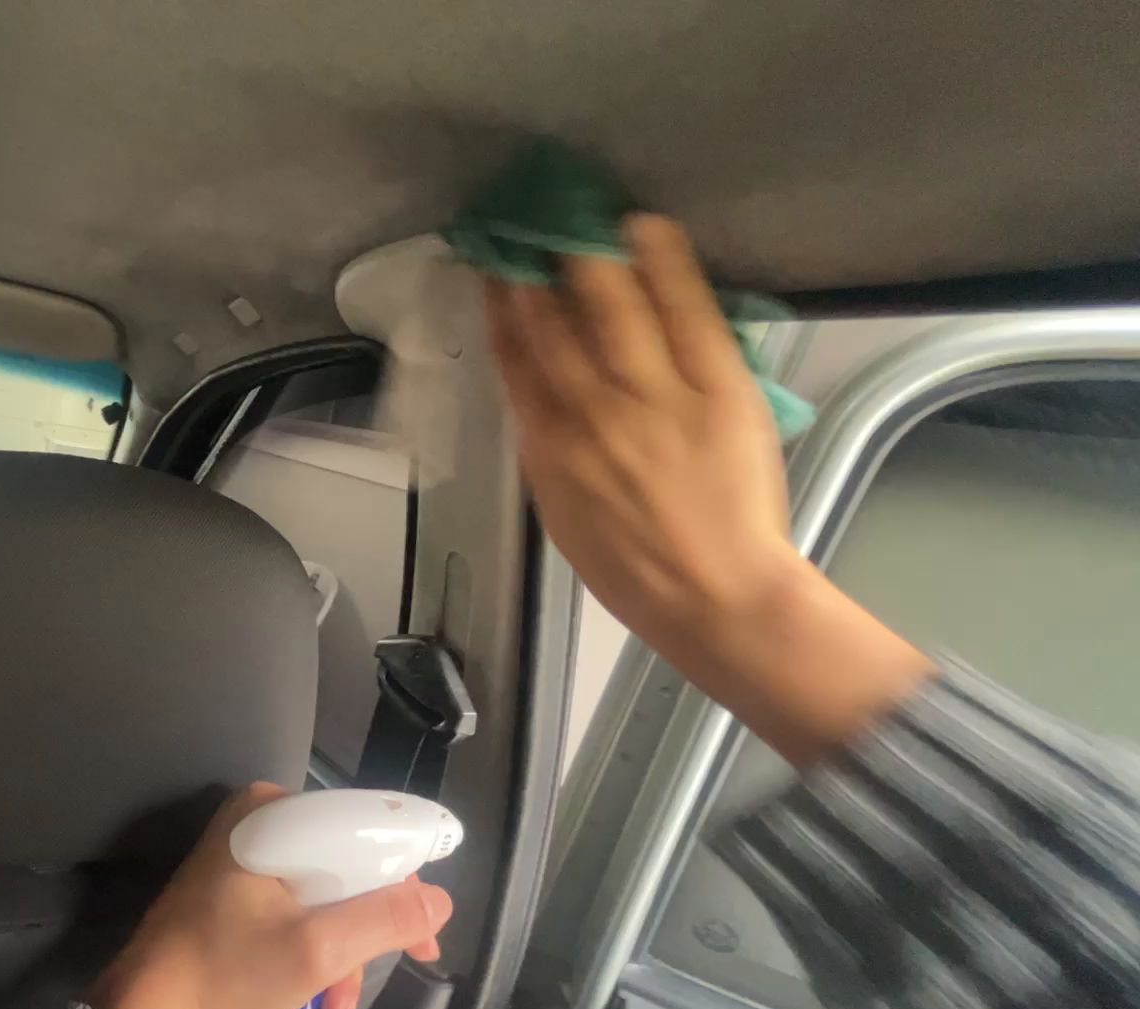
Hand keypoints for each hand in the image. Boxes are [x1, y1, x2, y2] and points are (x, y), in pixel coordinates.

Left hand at [90, 783, 452, 1008]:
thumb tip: (439, 901)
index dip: (399, 879)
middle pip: (341, 862)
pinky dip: (311, 943)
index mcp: (272, 809)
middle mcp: (258, 816)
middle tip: (401, 968)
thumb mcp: (315, 950)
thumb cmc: (226, 966)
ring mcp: (244, 847)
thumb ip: (381, 922)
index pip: (358, 830)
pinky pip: (293, 899)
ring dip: (340, 950)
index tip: (422, 930)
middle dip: (367, 927)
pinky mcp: (234, 879)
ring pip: (319, 888)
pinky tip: (318, 994)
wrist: (147, 1002)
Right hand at [486, 213, 931, 762]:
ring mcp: (653, 396)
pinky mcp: (716, 388)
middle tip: (526, 220)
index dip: (502, 308)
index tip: (494, 270)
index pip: (515, 360)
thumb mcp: (559, 506)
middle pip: (552, 324)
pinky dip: (662, 267)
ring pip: (611, 308)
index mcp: (545, 445)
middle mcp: (589, 411)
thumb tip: (541, 394)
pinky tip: (643, 229)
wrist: (709, 594)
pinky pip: (685, 314)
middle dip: (534, 267)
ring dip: (586, 254)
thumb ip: (546, 445)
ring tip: (576, 212)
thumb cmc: (627, 562)